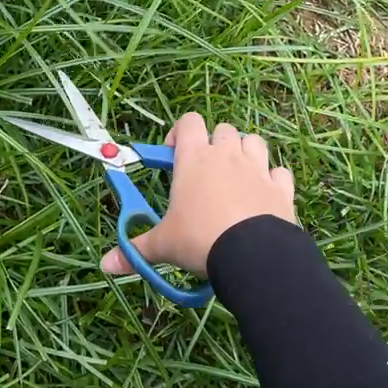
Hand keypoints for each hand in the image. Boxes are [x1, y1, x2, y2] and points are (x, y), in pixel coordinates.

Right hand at [100, 112, 296, 277]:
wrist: (253, 256)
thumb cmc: (200, 239)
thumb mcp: (164, 244)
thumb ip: (136, 249)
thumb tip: (106, 265)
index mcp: (194, 158)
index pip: (188, 122)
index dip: (181, 133)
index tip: (175, 156)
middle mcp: (226, 154)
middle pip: (223, 129)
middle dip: (215, 144)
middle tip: (206, 173)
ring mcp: (257, 168)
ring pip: (254, 142)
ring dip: (246, 153)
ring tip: (237, 178)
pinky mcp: (281, 187)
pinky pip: (280, 172)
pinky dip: (273, 179)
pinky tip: (265, 196)